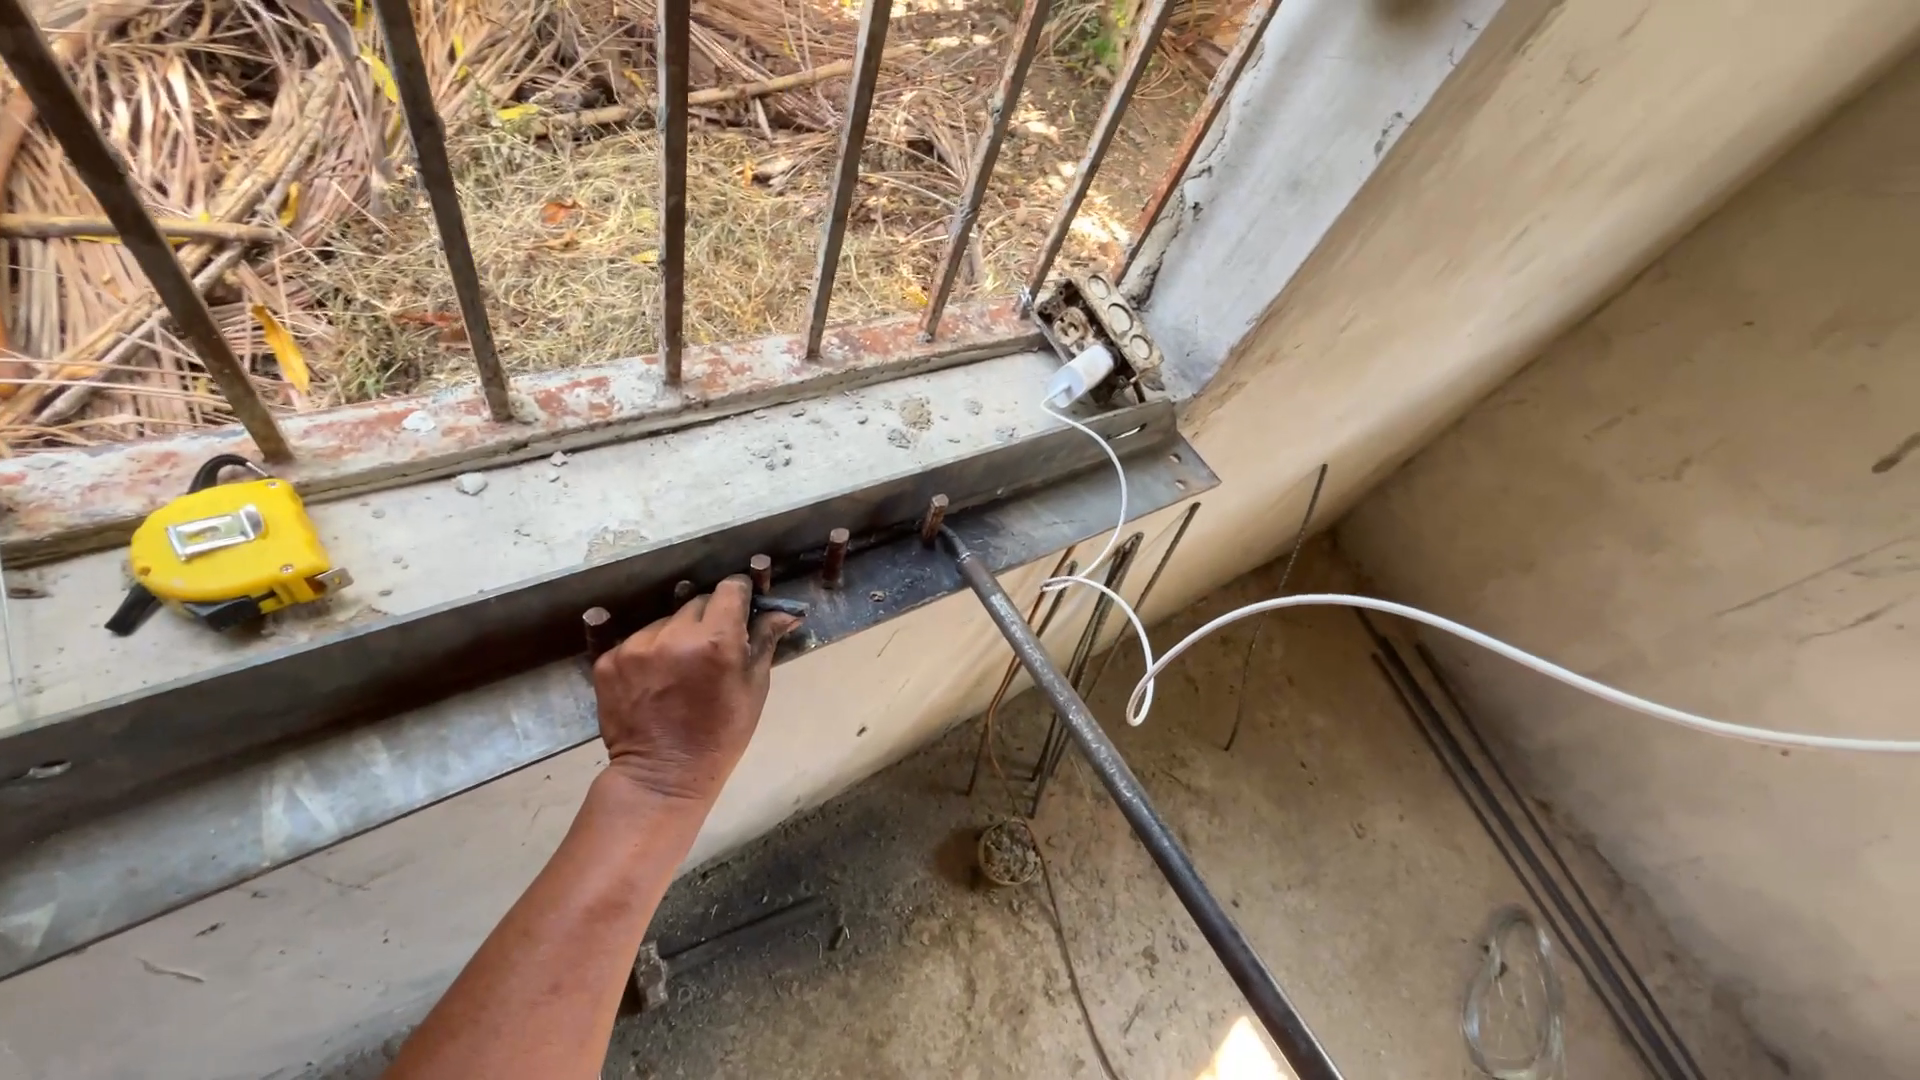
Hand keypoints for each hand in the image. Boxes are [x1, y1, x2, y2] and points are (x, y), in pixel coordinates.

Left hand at [590, 576, 801, 803]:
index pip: (730, 589)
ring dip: (677, 635)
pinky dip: (649, 653)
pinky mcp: (608, 661)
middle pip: (697, 603)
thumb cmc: (721, 734)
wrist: (662, 776)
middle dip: (709, 618)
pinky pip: (638, 641)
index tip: (741, 607)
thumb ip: (765, 641)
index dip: (739, 595)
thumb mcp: (754, 687)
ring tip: (680, 669)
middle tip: (712, 648)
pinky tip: (655, 680)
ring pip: (665, 621)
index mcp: (716, 640)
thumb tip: (786, 611)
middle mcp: (673, 635)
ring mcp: (636, 647)